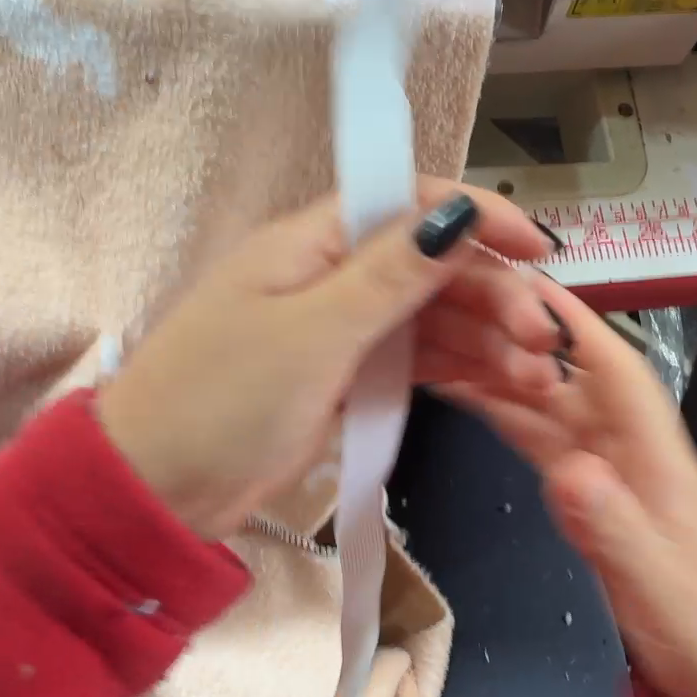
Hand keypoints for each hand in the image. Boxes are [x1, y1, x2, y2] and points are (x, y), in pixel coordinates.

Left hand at [98, 179, 564, 539]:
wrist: (155, 494)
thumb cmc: (223, 401)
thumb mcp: (312, 332)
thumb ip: (388, 272)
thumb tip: (454, 209)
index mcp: (310, 242)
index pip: (406, 202)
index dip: (476, 216)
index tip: (537, 247)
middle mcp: (329, 274)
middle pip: (428, 264)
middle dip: (490, 294)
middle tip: (540, 339)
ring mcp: (338, 328)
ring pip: (427, 315)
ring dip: (483, 337)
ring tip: (534, 375)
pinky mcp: (344, 376)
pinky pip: (411, 357)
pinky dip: (455, 367)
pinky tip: (500, 383)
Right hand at [439, 278, 696, 696]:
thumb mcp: (662, 584)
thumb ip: (616, 529)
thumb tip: (567, 470)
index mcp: (654, 452)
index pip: (612, 367)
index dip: (571, 319)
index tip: (521, 280)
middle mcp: (625, 444)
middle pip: (567, 375)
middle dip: (516, 337)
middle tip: (451, 305)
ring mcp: (604, 465)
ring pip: (543, 401)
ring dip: (497, 371)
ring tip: (438, 340)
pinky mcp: (588, 489)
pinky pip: (537, 437)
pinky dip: (502, 413)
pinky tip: (465, 393)